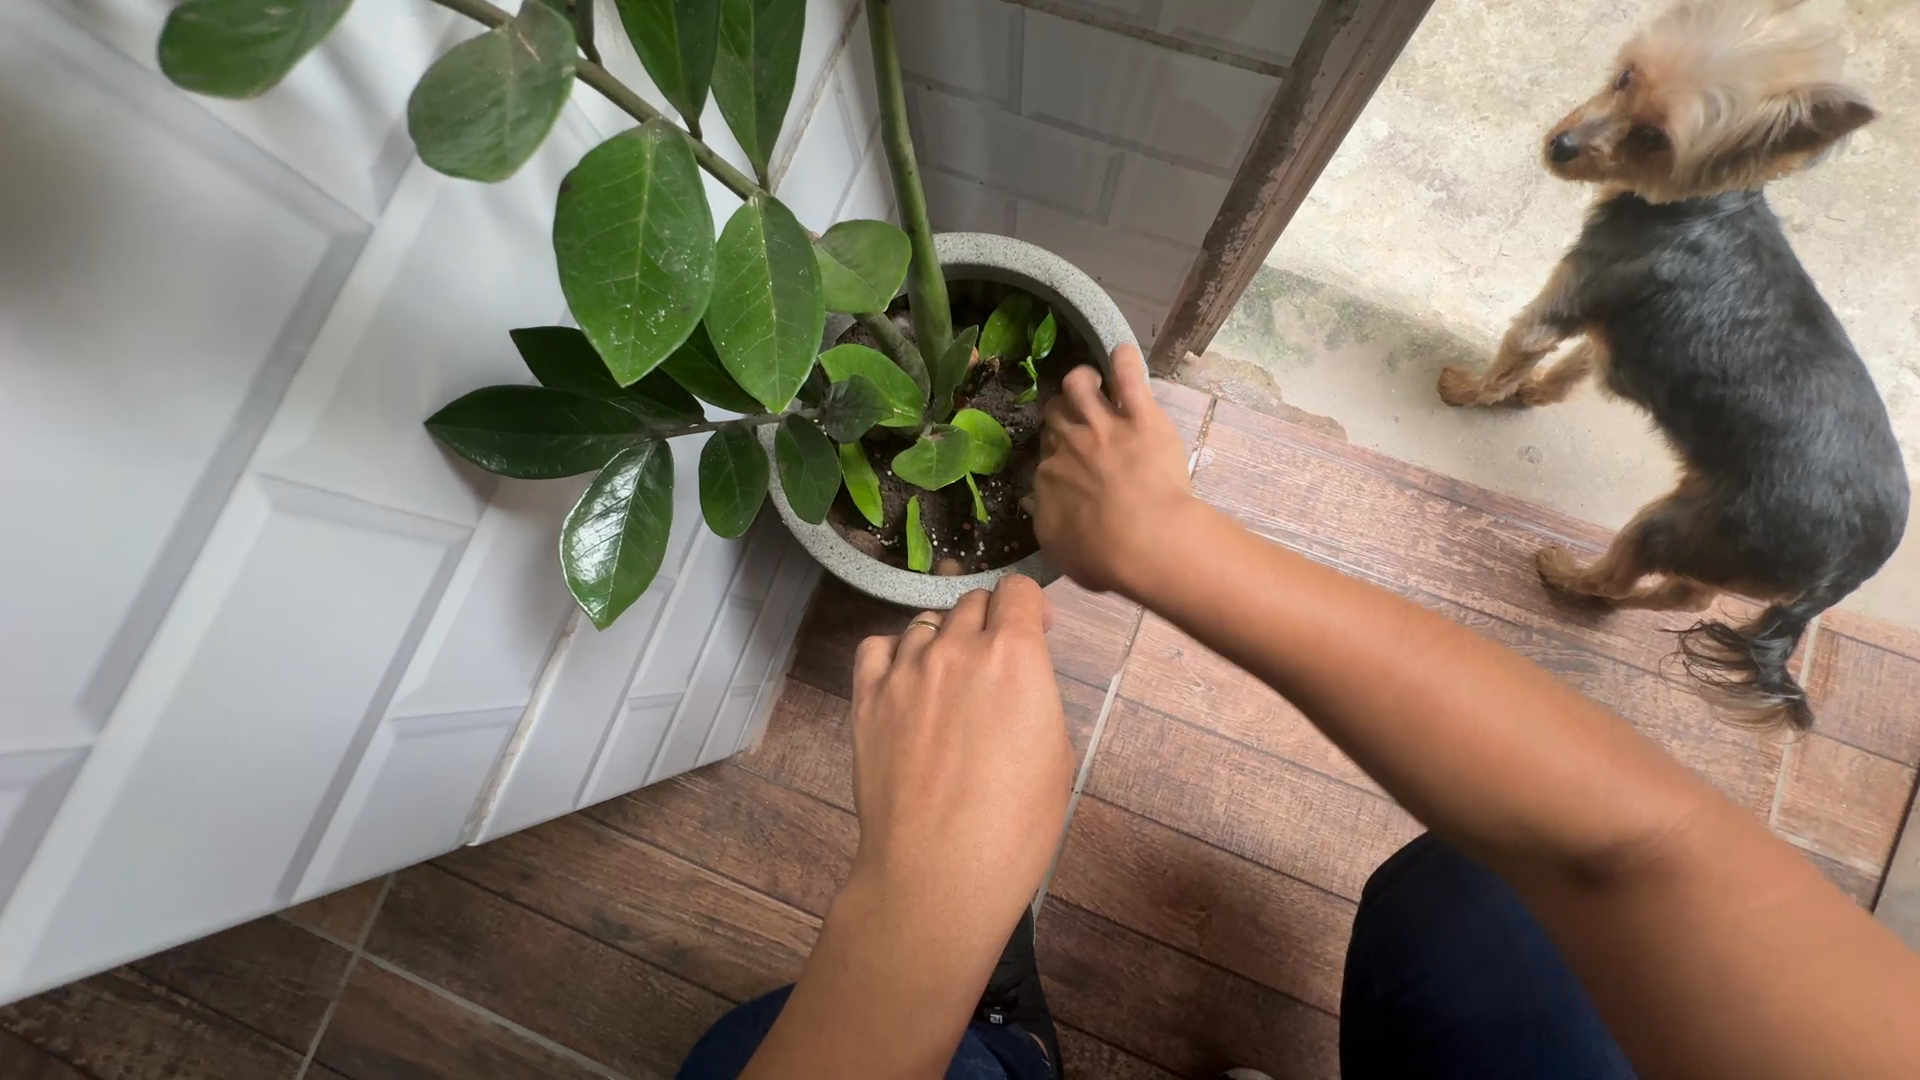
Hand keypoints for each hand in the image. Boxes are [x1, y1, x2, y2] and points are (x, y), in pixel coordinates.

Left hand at [847, 576, 1073, 926]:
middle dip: (991, 621)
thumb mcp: (1056, 751)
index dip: (1030, 606)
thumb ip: (1035, 691)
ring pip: (927, 621)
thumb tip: (1016, 675)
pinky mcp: (868, 696)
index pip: (1018, 590)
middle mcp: (958, 647)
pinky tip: (907, 681)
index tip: (1034, 630)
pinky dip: (896, 653)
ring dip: (945, 638)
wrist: (940, 873)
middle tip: (995, 663)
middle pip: (973, 600)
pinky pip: (878, 646)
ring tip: (949, 680)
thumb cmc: (1016, 826)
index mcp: (1015, 655)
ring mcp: (906, 669)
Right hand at [1033, 344, 1196, 594]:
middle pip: (1055, 415)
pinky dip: (1124, 361)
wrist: (1141, 540)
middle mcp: (1068, 444)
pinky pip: (1127, 375)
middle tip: (1078, 423)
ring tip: (1093, 382)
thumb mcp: (1059, 549)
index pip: (1044, 455)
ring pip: (1079, 385)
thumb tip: (1035, 504)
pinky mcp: (1139, 415)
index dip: (1055, 457)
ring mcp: (1103, 425)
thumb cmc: (1102, 556)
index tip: (1066, 466)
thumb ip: (1046, 522)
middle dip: (1062, 415)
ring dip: (1083, 381)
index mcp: (1047, 477)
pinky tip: (1123, 355)